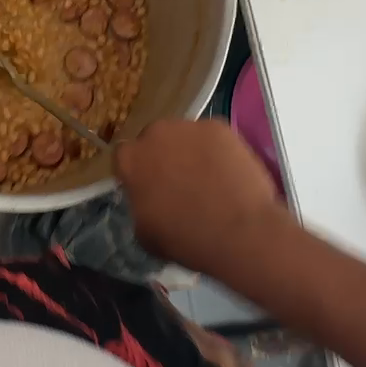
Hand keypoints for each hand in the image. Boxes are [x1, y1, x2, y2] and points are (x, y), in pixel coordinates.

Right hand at [114, 120, 289, 276]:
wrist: (241, 233)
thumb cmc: (188, 240)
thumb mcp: (145, 233)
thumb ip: (139, 205)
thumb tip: (147, 198)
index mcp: (131, 159)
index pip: (125, 156)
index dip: (138, 172)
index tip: (149, 188)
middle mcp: (155, 133)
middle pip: (155, 140)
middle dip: (164, 157)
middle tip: (181, 183)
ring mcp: (189, 126)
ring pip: (185, 136)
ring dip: (191, 152)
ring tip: (210, 180)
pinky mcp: (219, 126)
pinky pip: (212, 137)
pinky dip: (217, 151)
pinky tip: (229, 175)